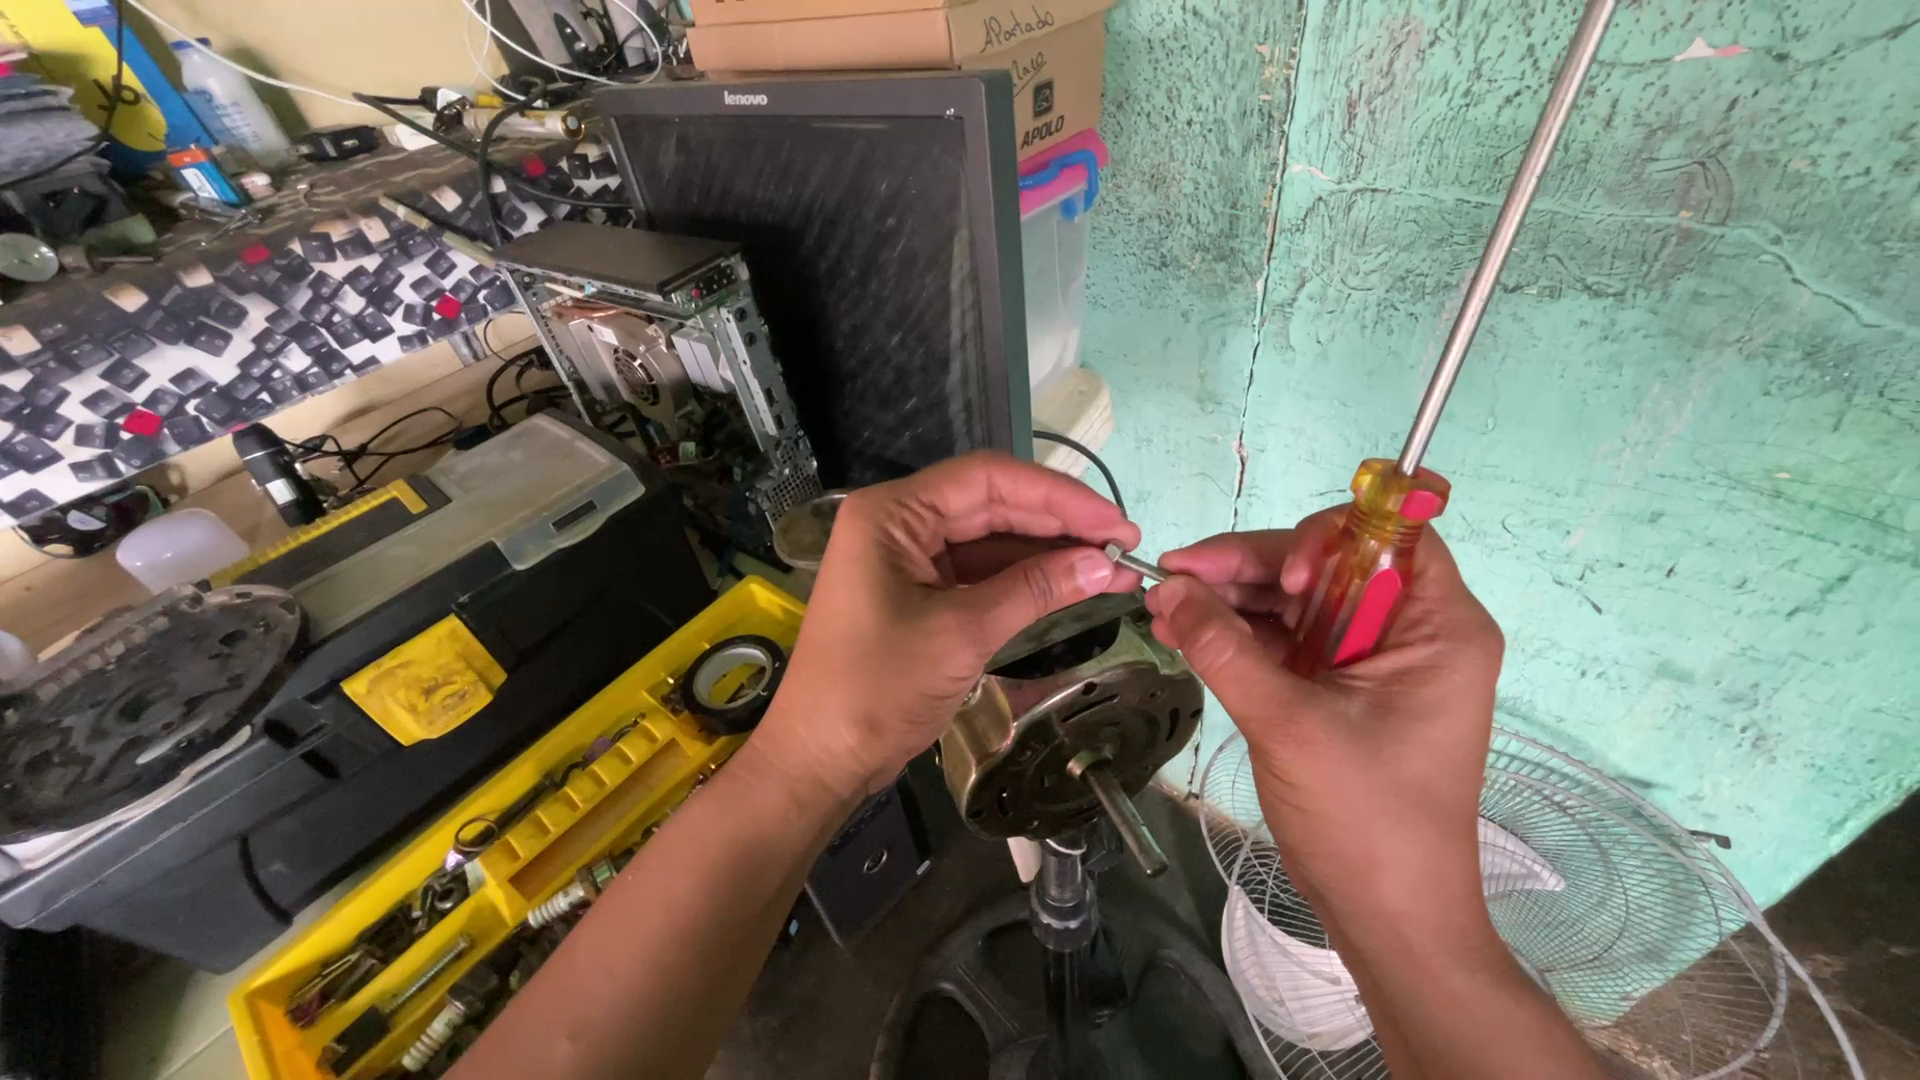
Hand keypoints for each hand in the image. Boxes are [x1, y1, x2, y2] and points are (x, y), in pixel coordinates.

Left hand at [754, 452, 1139, 799]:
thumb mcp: (962, 633)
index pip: (987, 480)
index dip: (1058, 496)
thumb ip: (1034, 590)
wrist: (821, 759)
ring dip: (1048, 554)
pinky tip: (1070, 586)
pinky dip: (1024, 581)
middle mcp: (900, 524)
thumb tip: (1104, 563)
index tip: (1115, 523)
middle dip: (1059, 524)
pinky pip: (981, 574)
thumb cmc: (877, 689)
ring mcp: (910, 559)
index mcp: (893, 513)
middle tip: (1124, 545)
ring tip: (1111, 568)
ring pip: (991, 540)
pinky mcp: (921, 594)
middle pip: (992, 505)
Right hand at [1146, 511, 1503, 940]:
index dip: (1330, 537)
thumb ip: (1223, 650)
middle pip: (1326, 564)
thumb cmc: (1364, 818)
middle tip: (1174, 574)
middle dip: (1248, 566)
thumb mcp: (1289, 724)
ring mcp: (1365, 660)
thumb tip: (1166, 588)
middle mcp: (1404, 631)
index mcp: (1434, 627)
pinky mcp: (1332, 686)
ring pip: (1294, 600)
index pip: (1393, 536)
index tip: (1281, 577)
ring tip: (1164, 604)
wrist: (1385, 916)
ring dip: (1228, 598)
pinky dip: (1232, 633)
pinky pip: (1281, 639)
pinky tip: (1181, 631)